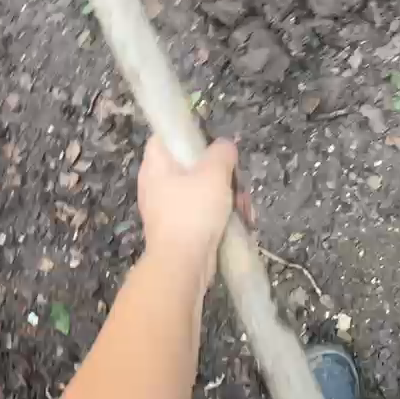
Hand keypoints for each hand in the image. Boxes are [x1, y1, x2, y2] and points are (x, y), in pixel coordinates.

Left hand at [136, 137, 238, 279]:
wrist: (182, 264)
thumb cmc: (193, 212)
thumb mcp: (214, 173)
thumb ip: (222, 152)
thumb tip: (225, 147)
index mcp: (156, 166)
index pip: (164, 137)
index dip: (186, 134)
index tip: (210, 141)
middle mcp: (157, 185)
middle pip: (191, 165)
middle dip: (221, 173)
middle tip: (236, 181)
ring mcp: (168, 209)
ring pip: (202, 190)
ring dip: (227, 196)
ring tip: (243, 207)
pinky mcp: (181, 229)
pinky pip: (203, 212)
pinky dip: (221, 215)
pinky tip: (241, 222)